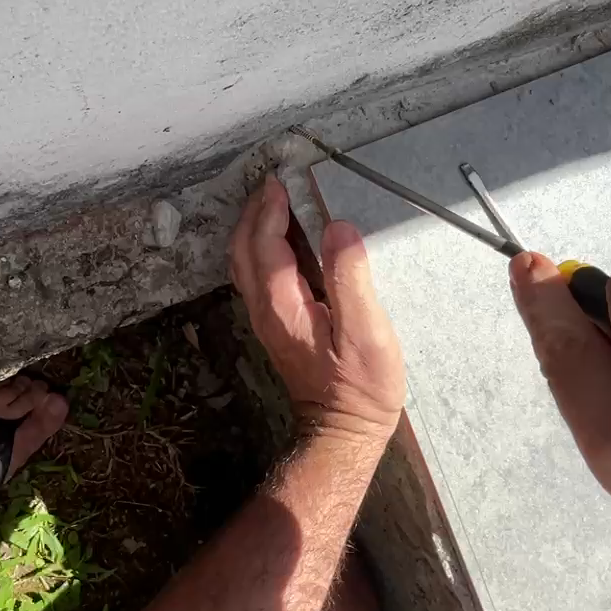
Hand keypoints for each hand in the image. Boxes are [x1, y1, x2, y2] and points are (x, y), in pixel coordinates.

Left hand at [228, 176, 405, 443]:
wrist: (341, 430)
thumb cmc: (360, 386)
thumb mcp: (367, 334)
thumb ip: (350, 279)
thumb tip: (337, 228)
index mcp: (283, 306)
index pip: (265, 245)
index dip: (270, 210)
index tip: (280, 180)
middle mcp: (264, 309)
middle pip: (244, 250)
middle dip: (254, 212)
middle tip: (274, 183)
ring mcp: (265, 318)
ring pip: (244, 263)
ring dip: (253, 228)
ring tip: (274, 203)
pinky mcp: (273, 325)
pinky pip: (255, 275)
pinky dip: (259, 247)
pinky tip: (280, 240)